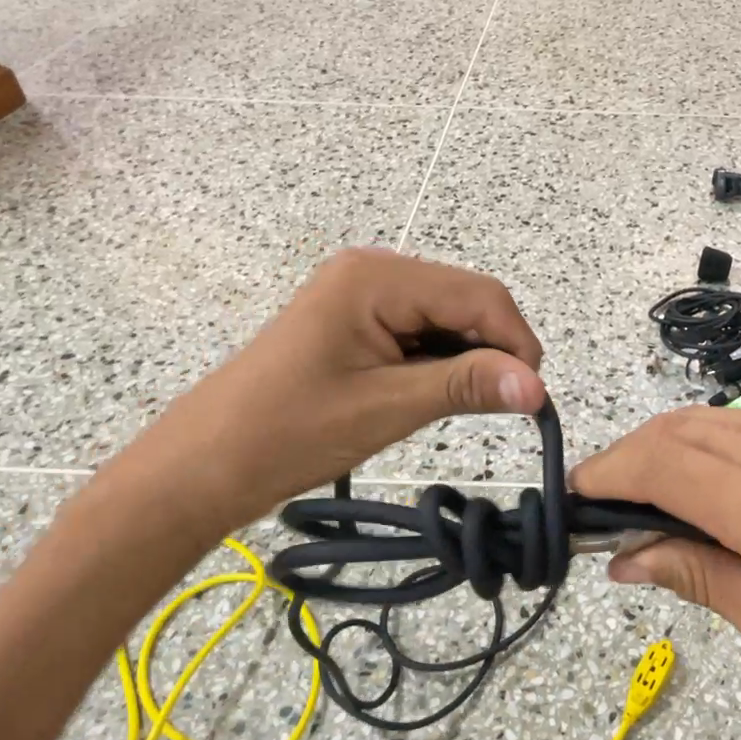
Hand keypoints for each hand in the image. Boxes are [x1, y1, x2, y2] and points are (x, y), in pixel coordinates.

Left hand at [119, 249, 545, 532]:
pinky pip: (422, 330)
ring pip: (448, 317)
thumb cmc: (288, 433)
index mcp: (378, 278)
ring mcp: (363, 294)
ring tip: (462, 405)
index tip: (534, 399)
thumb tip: (540, 386)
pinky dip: (440, 361)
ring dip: (468, 358)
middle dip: (494, 350)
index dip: (517, 343)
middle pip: (467, 301)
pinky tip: (431, 393)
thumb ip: (467, 385)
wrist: (200, 468)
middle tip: (505, 407)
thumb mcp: (387, 407)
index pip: (480, 296)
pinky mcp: (357, 320)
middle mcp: (375, 271)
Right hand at [571, 407, 740, 739]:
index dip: (606, 474)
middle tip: (599, 512)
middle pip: (678, 429)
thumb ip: (697, 575)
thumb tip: (622, 556)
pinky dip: (703, 450)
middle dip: (626, 461)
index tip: (571, 501)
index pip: (663, 463)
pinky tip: (696, 491)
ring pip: (706, 421)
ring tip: (642, 508)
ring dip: (662, 453)